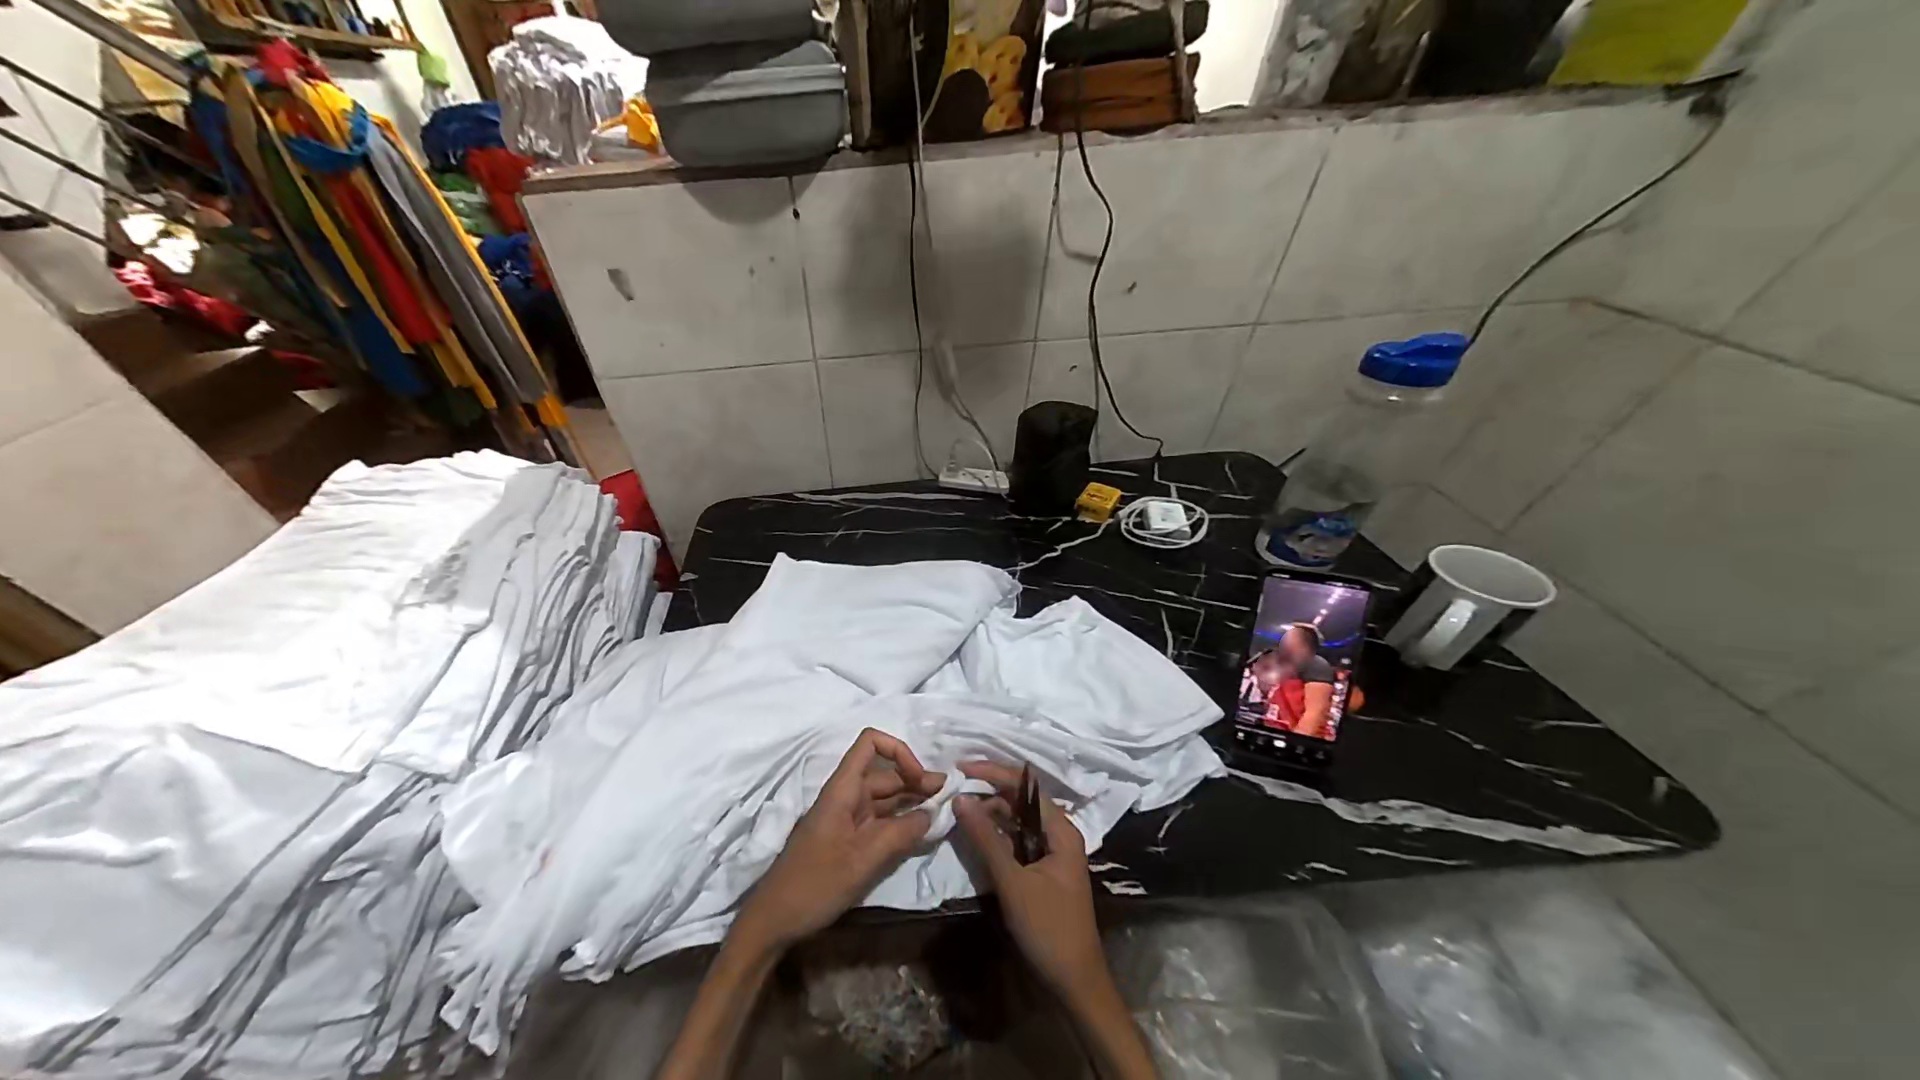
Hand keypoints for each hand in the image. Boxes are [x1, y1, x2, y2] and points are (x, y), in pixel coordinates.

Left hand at [734, 728, 944, 949]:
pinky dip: (902, 821)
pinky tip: (921, 831)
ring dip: (912, 801)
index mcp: (843, 789)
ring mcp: (847, 819)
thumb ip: (901, 833)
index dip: (899, 752)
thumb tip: (932, 813)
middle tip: (948, 796)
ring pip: (886, 798)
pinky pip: (881, 821)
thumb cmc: (815, 884)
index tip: (919, 778)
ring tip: (942, 811)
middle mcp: (846, 797)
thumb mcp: (863, 859)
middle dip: (916, 780)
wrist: (774, 921)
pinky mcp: (849, 840)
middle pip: (885, 774)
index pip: (870, 744)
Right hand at [952, 760, 1105, 997]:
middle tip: (955, 790)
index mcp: (1061, 830)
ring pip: (1018, 821)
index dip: (993, 773)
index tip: (961, 768)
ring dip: (992, 813)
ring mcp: (1052, 853)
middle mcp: (1059, 834)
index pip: (1025, 787)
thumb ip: (986, 840)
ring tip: (960, 810)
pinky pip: (1018, 840)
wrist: (1074, 983)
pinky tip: (976, 836)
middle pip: (1022, 801)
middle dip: (990, 791)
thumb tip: (960, 798)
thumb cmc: (1048, 929)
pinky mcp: (1043, 870)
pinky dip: (997, 834)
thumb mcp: (1013, 883)